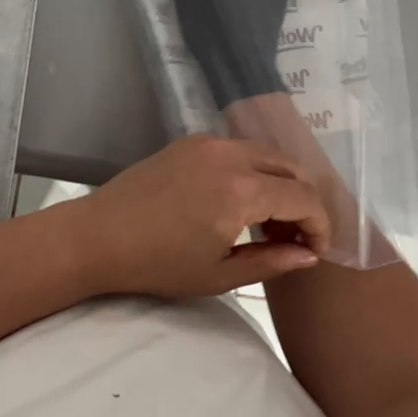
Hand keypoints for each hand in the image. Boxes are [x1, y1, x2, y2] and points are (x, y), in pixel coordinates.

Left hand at [60, 134, 330, 297]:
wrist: (97, 236)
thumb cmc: (156, 263)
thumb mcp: (218, 274)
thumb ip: (270, 262)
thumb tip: (308, 256)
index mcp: (241, 191)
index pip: (304, 198)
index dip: (320, 225)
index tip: (315, 251)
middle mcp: (229, 156)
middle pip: (290, 168)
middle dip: (303, 202)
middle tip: (293, 239)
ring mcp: (207, 143)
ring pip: (265, 154)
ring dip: (279, 184)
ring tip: (267, 224)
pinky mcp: (189, 142)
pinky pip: (237, 150)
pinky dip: (253, 171)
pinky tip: (240, 203)